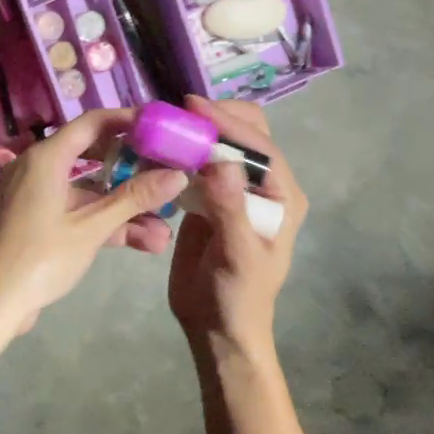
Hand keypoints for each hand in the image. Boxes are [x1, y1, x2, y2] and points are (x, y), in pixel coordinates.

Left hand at [0, 109, 189, 337]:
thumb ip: (134, 198)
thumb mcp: (92, 228)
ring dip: (126, 208)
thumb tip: (179, 174)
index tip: (165, 128)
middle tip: (172, 173)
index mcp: (45, 158)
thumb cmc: (40, 258)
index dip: (130, 121)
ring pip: (89, 191)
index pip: (93, 123)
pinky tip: (146, 242)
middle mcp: (38, 168)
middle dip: (134, 169)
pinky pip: (77, 211)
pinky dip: (106, 223)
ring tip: (167, 227)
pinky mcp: (38, 220)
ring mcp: (37, 195)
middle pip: (94, 155)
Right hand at [167, 98, 306, 350]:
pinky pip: (192, 168)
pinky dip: (176, 155)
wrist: (217, 327)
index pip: (259, 145)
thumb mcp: (239, 256)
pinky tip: (153, 152)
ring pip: (215, 147)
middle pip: (243, 135)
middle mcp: (259, 187)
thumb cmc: (238, 296)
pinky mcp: (205, 201)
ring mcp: (231, 192)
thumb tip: (221, 162)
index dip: (228, 122)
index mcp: (280, 196)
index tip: (191, 106)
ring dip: (191, 134)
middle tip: (173, 117)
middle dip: (212, 120)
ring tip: (158, 128)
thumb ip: (231, 210)